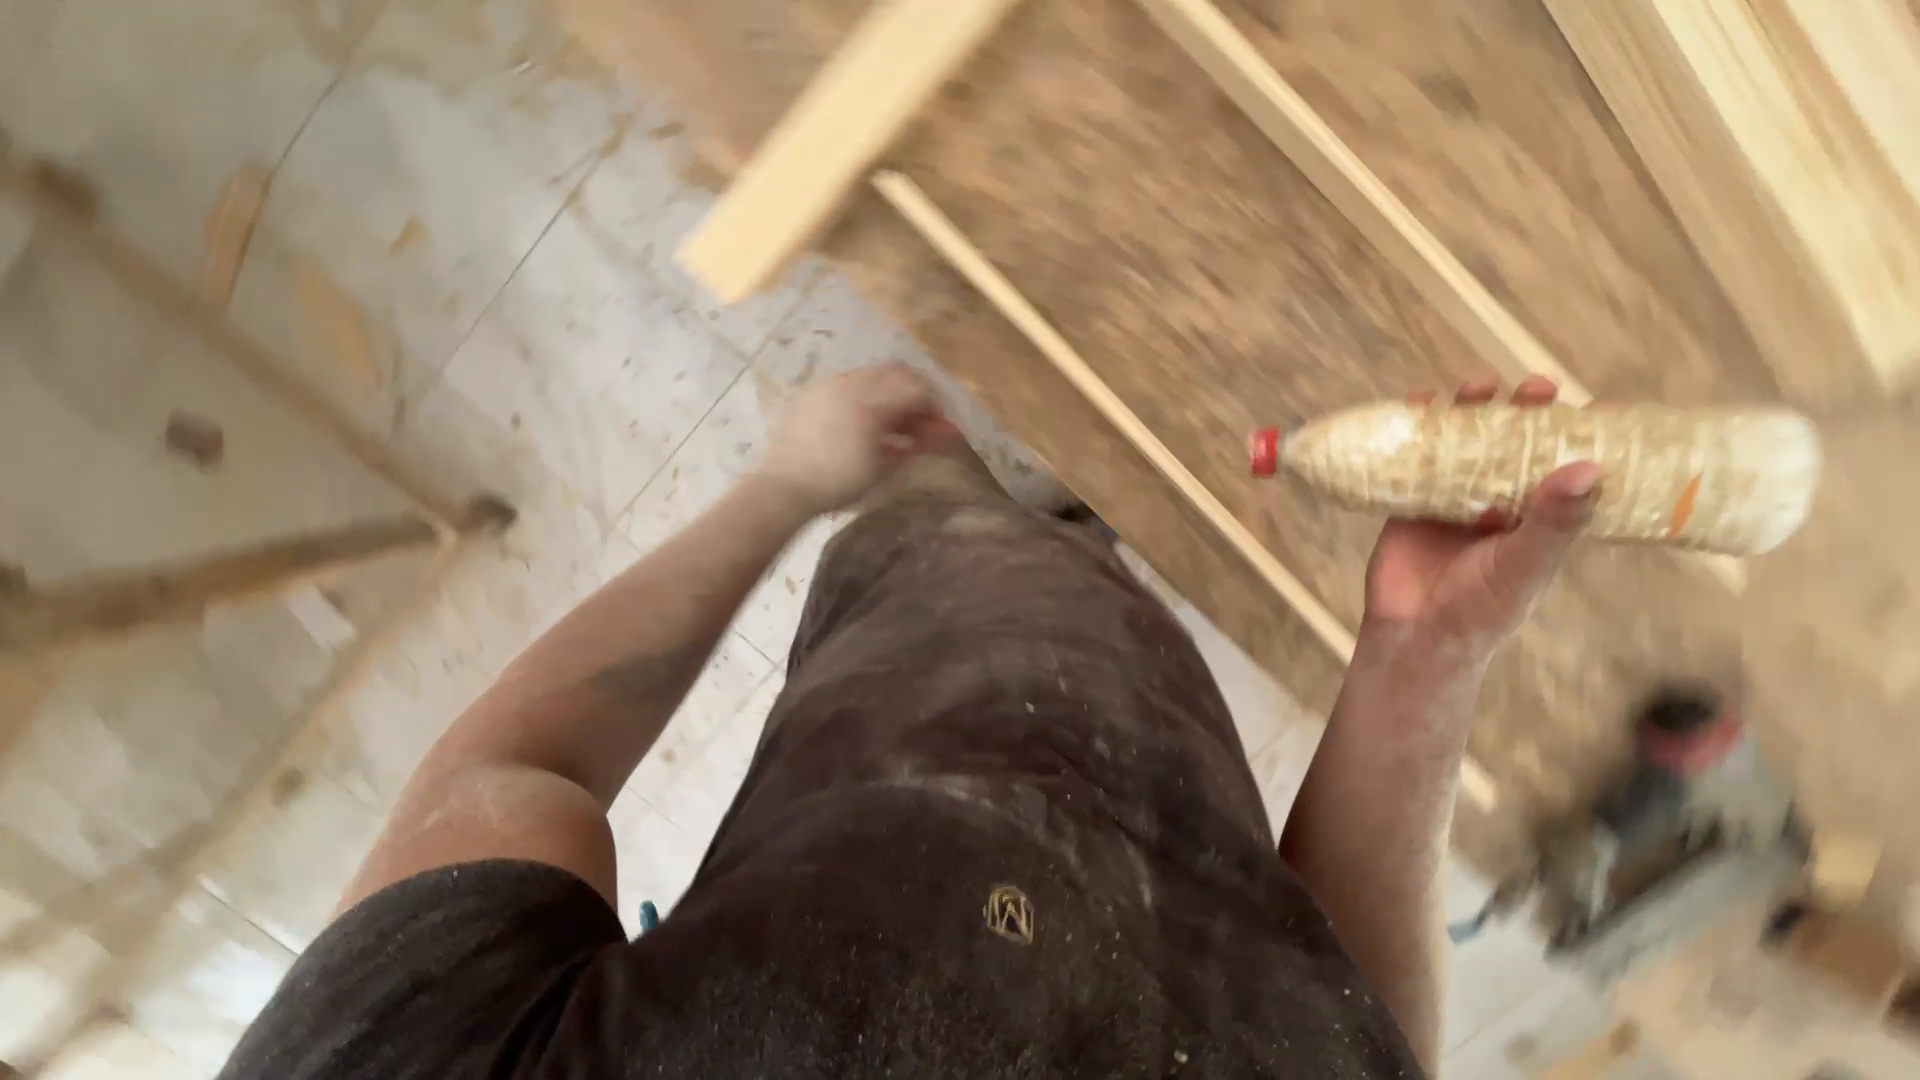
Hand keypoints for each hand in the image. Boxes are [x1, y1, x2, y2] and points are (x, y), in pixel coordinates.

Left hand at [757, 362, 956, 514]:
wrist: (783, 488)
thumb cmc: (838, 483)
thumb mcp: (883, 466)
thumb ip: (916, 444)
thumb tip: (943, 436)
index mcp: (871, 401)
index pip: (917, 388)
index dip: (936, 406)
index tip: (942, 427)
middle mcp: (851, 383)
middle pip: (897, 373)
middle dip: (916, 394)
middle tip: (923, 421)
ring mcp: (829, 384)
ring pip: (873, 375)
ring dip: (892, 393)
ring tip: (896, 424)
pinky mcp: (813, 393)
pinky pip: (850, 383)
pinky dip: (868, 395)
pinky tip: (868, 422)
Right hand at [1362, 375, 1599, 660]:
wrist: (1415, 632)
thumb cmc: (1483, 606)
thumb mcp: (1527, 564)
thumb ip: (1555, 520)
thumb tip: (1590, 467)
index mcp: (1536, 516)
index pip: (1563, 466)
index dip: (1577, 435)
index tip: (1596, 406)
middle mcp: (1496, 500)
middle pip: (1511, 445)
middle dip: (1522, 413)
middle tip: (1535, 389)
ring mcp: (1450, 498)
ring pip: (1462, 445)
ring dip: (1469, 412)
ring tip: (1477, 386)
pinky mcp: (1408, 501)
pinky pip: (1412, 460)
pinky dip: (1413, 430)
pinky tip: (1418, 402)